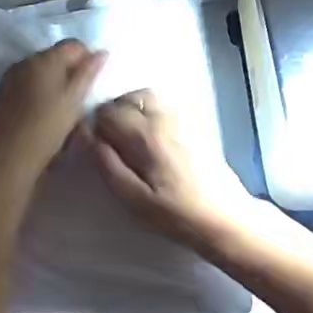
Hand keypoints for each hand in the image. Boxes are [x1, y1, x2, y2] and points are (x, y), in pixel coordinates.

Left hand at [0, 40, 107, 185]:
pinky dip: (37, 94)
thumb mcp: (74, 102)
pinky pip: (25, 86)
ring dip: (54, 83)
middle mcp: (24, 62)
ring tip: (62, 110)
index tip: (95, 82)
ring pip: (40, 72)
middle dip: (70, 71)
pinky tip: (41, 116)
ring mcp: (9, 78)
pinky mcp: (0, 96)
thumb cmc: (46, 130)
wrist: (7, 160)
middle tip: (80, 99)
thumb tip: (102, 52)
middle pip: (55, 57)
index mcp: (44, 59)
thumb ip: (88, 74)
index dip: (89, 59)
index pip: (74, 45)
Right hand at [85, 88, 259, 249]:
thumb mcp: (133, 198)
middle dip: (113, 113)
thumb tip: (89, 137)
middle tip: (112, 140)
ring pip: (148, 96)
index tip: (96, 144)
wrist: (223, 217)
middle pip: (127, 97)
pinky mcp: (198, 123)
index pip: (107, 112)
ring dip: (133, 107)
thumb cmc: (174, 213)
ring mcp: (184, 117)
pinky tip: (154, 134)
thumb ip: (107, 164)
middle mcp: (164, 118)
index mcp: (145, 135)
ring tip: (131, 133)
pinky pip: (167, 103)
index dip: (95, 126)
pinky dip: (152, 110)